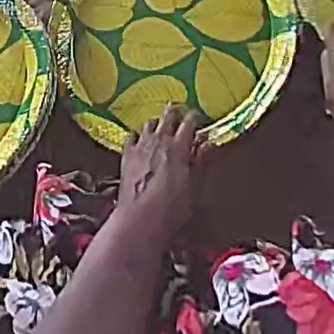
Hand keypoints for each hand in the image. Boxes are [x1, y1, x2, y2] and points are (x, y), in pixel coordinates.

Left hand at [117, 105, 202, 245]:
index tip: (199, 121)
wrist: (138, 220)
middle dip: (177, 113)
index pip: (189, 121)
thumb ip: (201, 163)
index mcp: (178, 147)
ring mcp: (140, 146)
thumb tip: (207, 144)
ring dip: (158, 123)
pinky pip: (132, 135)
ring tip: (162, 129)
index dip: (195, 118)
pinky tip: (142, 140)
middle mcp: (159, 140)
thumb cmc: (171, 209)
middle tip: (181, 118)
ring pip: (150, 122)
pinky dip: (139, 134)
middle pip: (168, 115)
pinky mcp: (126, 155)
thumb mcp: (194, 188)